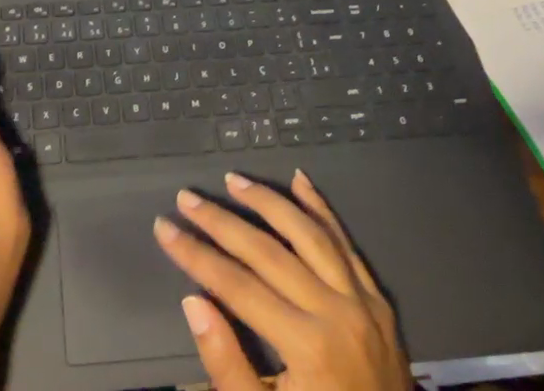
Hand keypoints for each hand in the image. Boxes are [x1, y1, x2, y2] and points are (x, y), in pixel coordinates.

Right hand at [155, 169, 409, 390]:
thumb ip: (226, 362)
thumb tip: (193, 301)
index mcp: (306, 344)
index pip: (236, 285)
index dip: (196, 254)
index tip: (164, 228)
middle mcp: (336, 311)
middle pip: (268, 252)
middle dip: (222, 222)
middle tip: (188, 197)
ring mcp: (362, 301)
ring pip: (310, 235)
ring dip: (270, 202)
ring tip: (235, 180)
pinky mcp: (378, 300)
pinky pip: (347, 244)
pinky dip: (323, 210)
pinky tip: (301, 182)